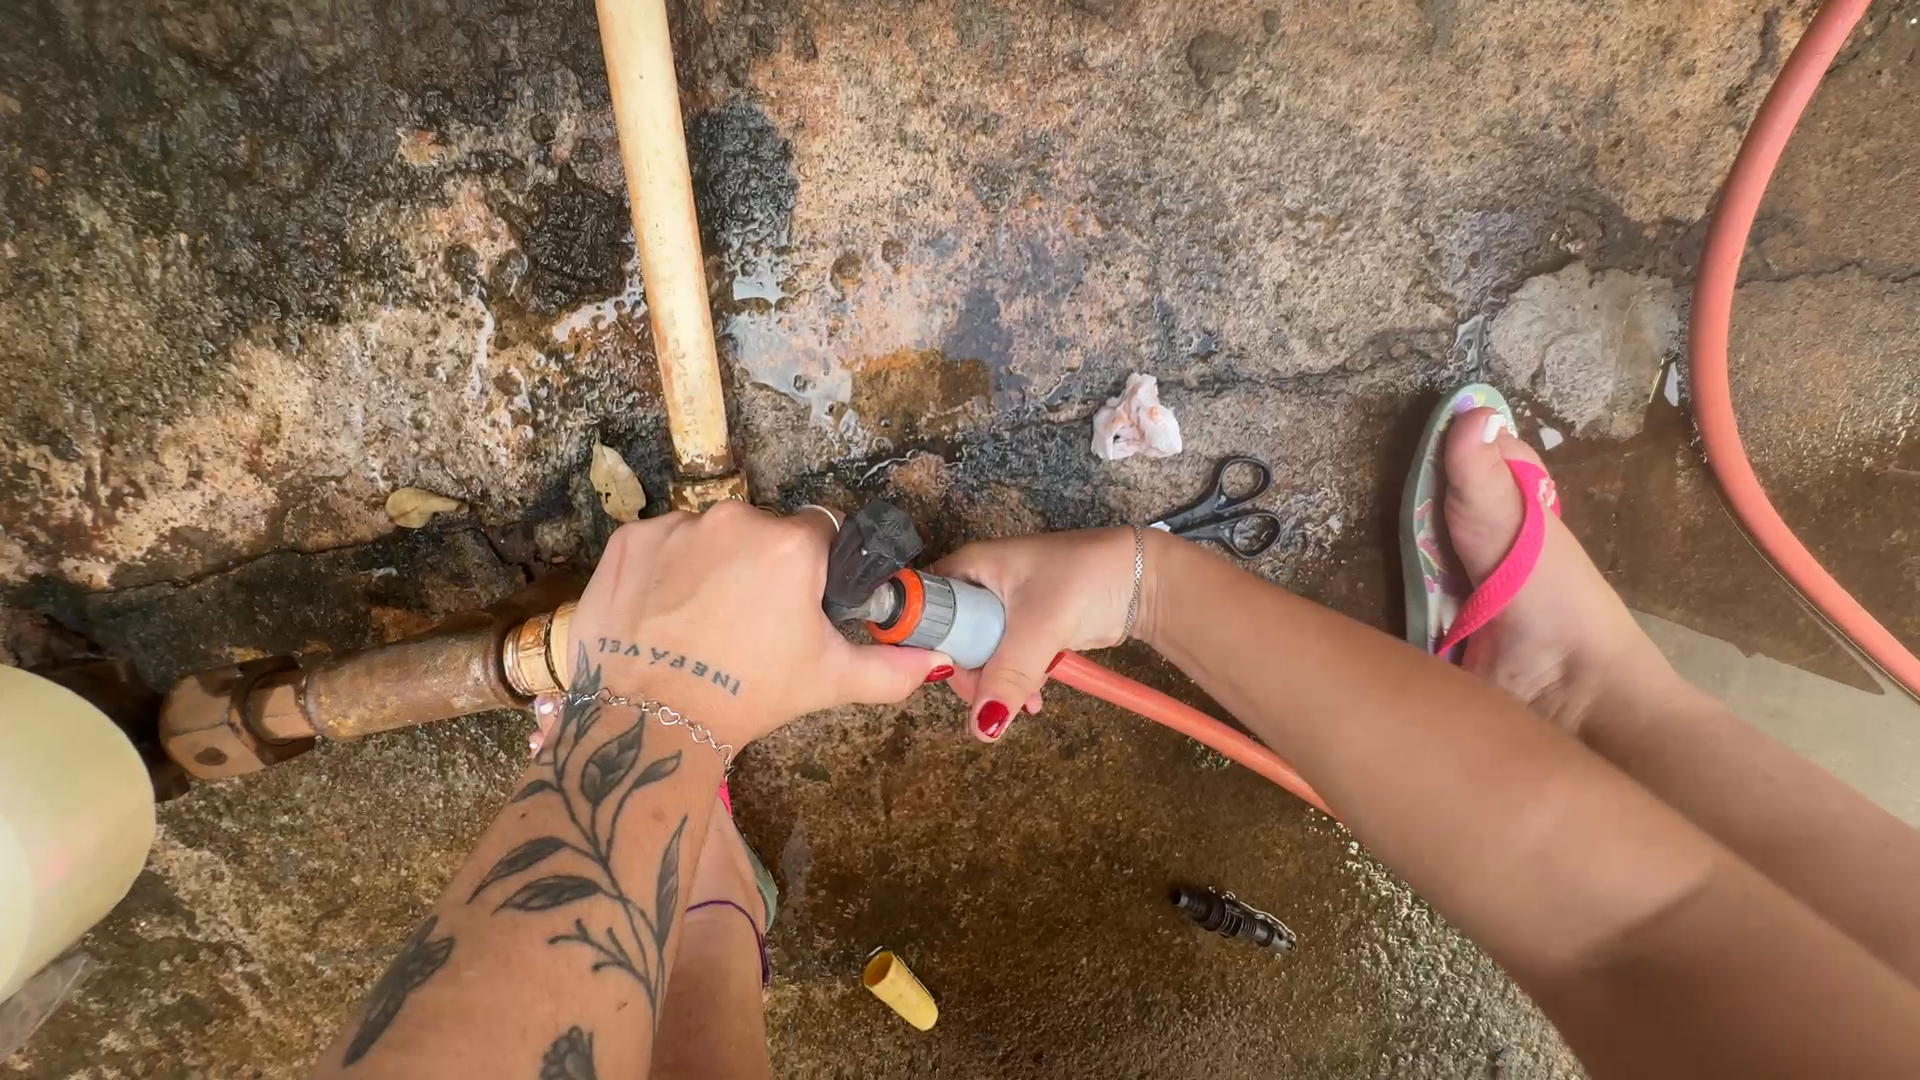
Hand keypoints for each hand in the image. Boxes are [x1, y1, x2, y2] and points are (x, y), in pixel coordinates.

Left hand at [566, 502, 949, 747]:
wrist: (651, 722)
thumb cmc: (750, 694)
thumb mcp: (829, 680)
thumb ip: (892, 668)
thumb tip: (939, 662)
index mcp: (791, 545)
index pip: (819, 532)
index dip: (814, 567)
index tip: (798, 600)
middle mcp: (734, 519)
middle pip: (764, 530)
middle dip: (764, 563)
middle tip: (752, 619)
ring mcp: (675, 526)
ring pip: (713, 534)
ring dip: (716, 562)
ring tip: (705, 619)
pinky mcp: (628, 540)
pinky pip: (663, 542)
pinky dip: (667, 568)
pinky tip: (666, 612)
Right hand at [929, 526, 1149, 742]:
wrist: (1143, 580)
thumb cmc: (1084, 580)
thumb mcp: (1040, 626)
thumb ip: (1009, 675)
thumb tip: (982, 728)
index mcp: (971, 567)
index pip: (927, 606)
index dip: (929, 641)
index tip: (948, 673)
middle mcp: (980, 585)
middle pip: (953, 637)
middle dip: (971, 672)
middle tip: (988, 698)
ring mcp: (1005, 609)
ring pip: (981, 654)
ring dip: (996, 684)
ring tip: (1022, 705)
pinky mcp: (1027, 629)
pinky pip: (1007, 660)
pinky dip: (1017, 681)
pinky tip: (1033, 703)